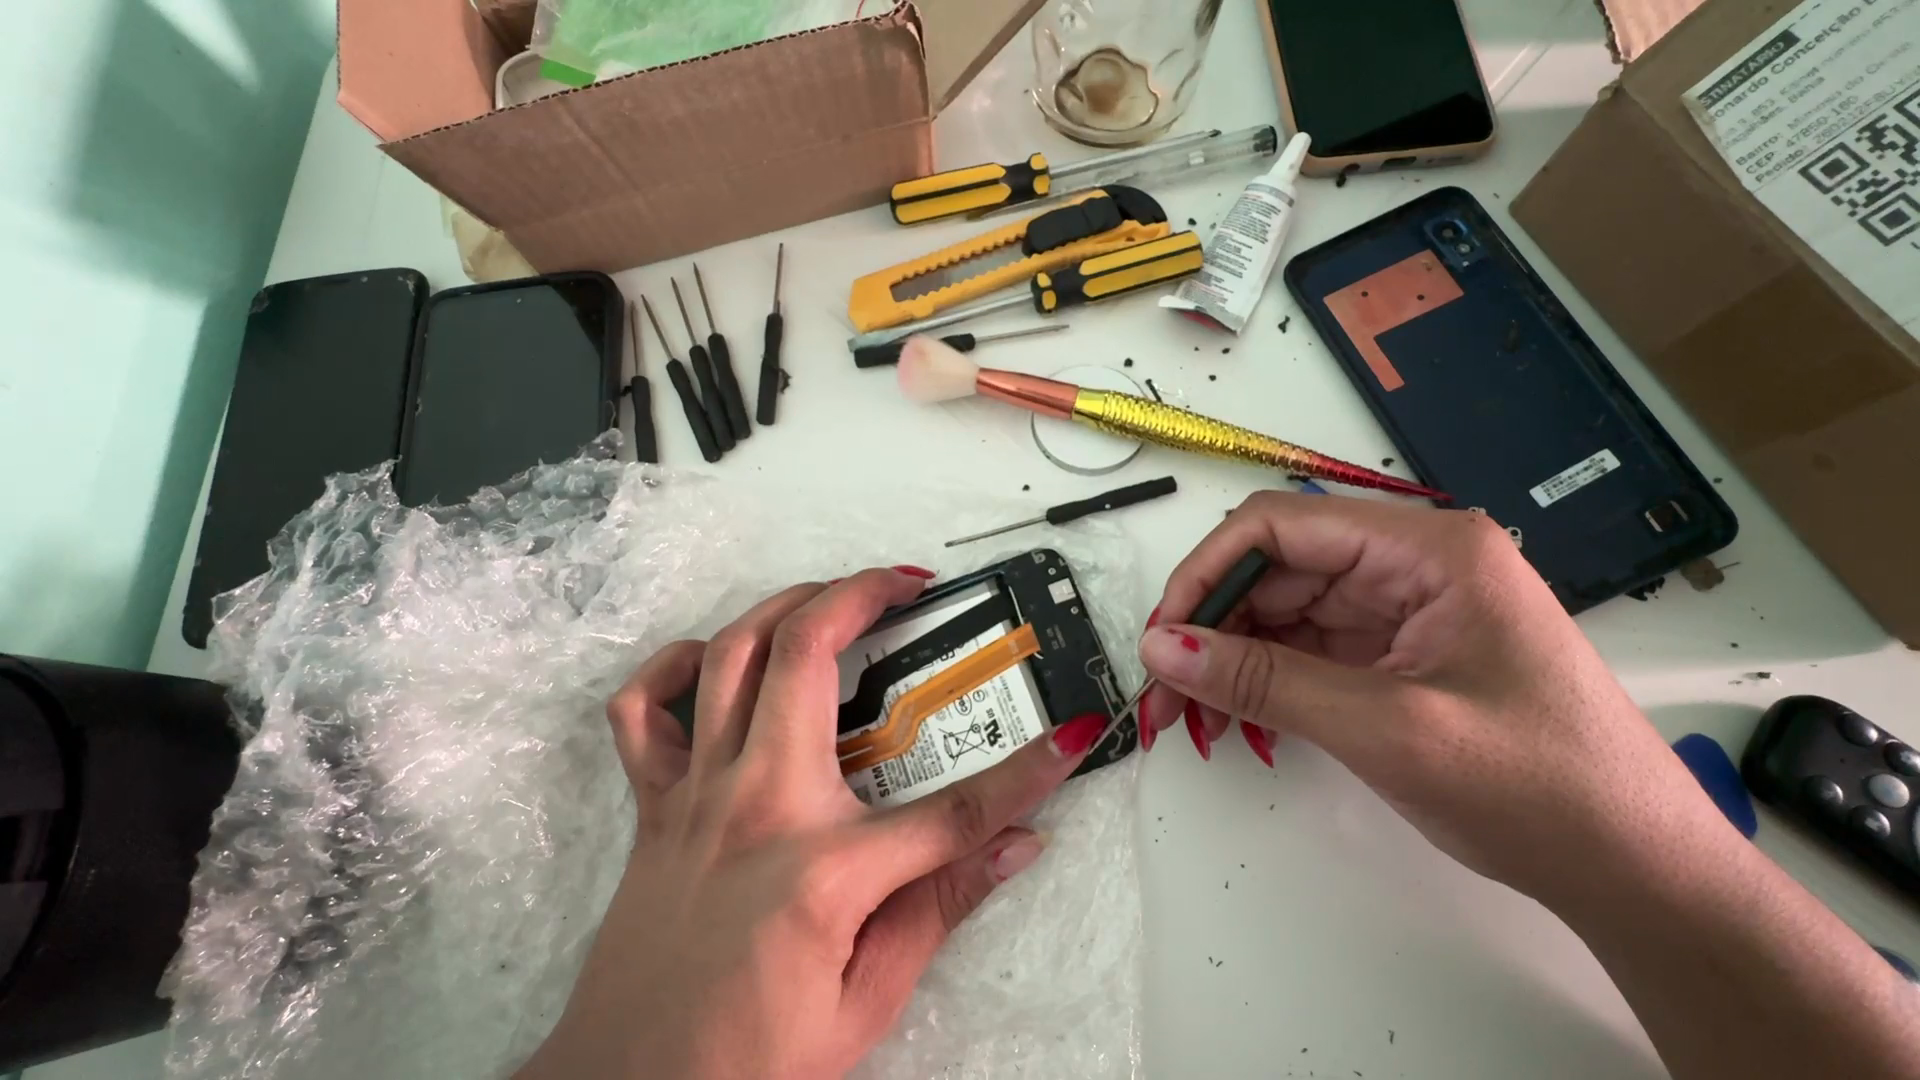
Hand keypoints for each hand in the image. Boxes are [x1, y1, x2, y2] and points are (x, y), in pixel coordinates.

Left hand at [516, 567, 1109, 1079]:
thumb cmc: (743, 1064)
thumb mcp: (865, 1000)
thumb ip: (940, 905)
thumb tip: (1015, 844)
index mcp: (820, 869)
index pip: (953, 812)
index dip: (1025, 774)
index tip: (1067, 733)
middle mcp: (753, 805)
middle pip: (810, 656)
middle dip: (866, 596)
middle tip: (910, 585)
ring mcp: (696, 794)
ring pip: (732, 654)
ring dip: (785, 604)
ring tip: (832, 595)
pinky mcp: (656, 804)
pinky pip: (644, 706)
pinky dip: (678, 664)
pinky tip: (719, 659)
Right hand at [1135, 493, 1726, 905]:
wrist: (1636, 870)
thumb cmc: (1536, 787)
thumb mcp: (1387, 728)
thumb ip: (1265, 682)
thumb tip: (1159, 648)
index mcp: (1427, 549)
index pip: (1281, 525)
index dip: (1208, 572)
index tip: (1163, 636)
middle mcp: (1408, 565)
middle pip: (1274, 572)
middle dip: (1210, 631)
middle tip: (1164, 698)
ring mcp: (1399, 611)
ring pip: (1280, 614)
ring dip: (1228, 662)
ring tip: (1190, 720)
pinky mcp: (1391, 654)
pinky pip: (1303, 652)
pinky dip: (1261, 684)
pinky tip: (1235, 721)